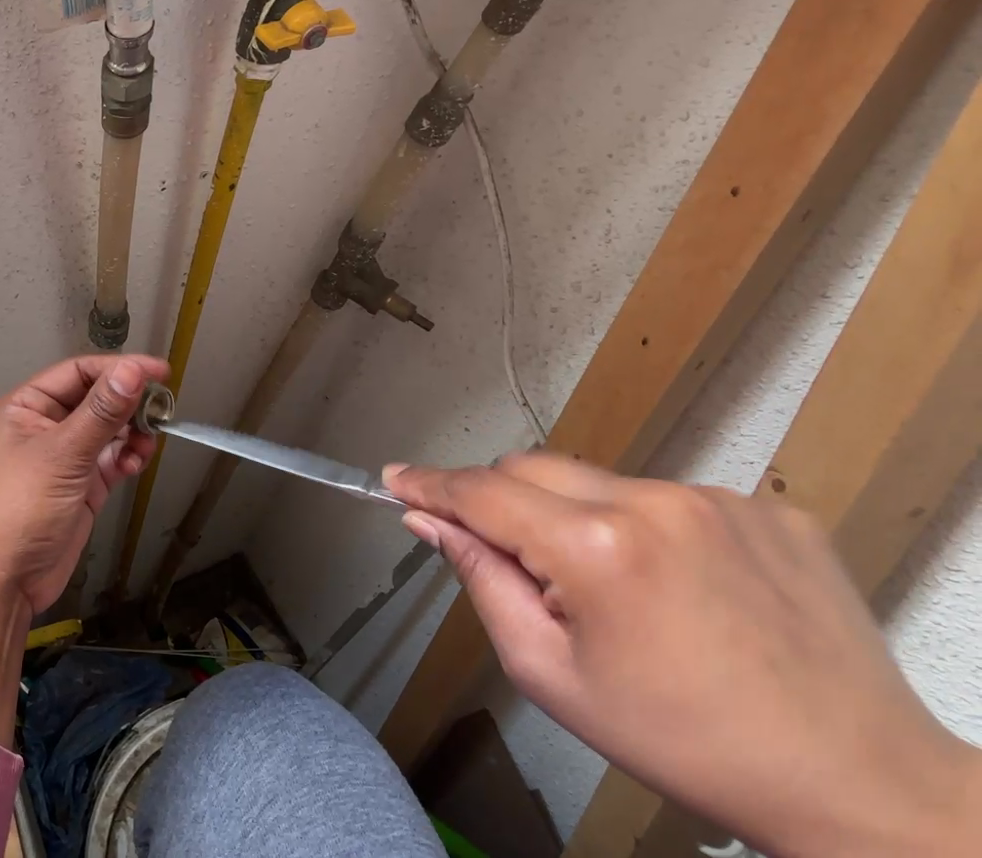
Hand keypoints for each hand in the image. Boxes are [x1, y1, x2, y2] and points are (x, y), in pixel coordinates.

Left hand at [0, 354, 167, 612]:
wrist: (2, 582)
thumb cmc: (17, 511)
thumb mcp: (62, 455)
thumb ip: (100, 413)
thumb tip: (131, 371)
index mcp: (24, 407)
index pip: (77, 372)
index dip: (118, 369)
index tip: (158, 372)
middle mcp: (42, 426)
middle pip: (95, 400)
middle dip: (127, 404)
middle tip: (161, 409)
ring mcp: (62, 458)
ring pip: (107, 431)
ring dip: (131, 433)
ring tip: (148, 442)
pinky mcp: (78, 486)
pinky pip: (109, 460)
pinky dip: (126, 459)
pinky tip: (135, 464)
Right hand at [386, 453, 981, 857]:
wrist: (853, 780)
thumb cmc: (679, 739)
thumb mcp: (549, 672)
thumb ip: (481, 580)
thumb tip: (430, 522)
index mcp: (597, 549)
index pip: (482, 491)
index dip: (429, 483)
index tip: (394, 477)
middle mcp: (657, 502)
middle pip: (533, 466)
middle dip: (500, 499)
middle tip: (505, 557)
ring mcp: (721, 500)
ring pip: (598, 480)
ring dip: (574, 515)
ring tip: (610, 590)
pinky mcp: (770, 510)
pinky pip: (667, 496)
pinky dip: (642, 525)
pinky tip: (674, 586)